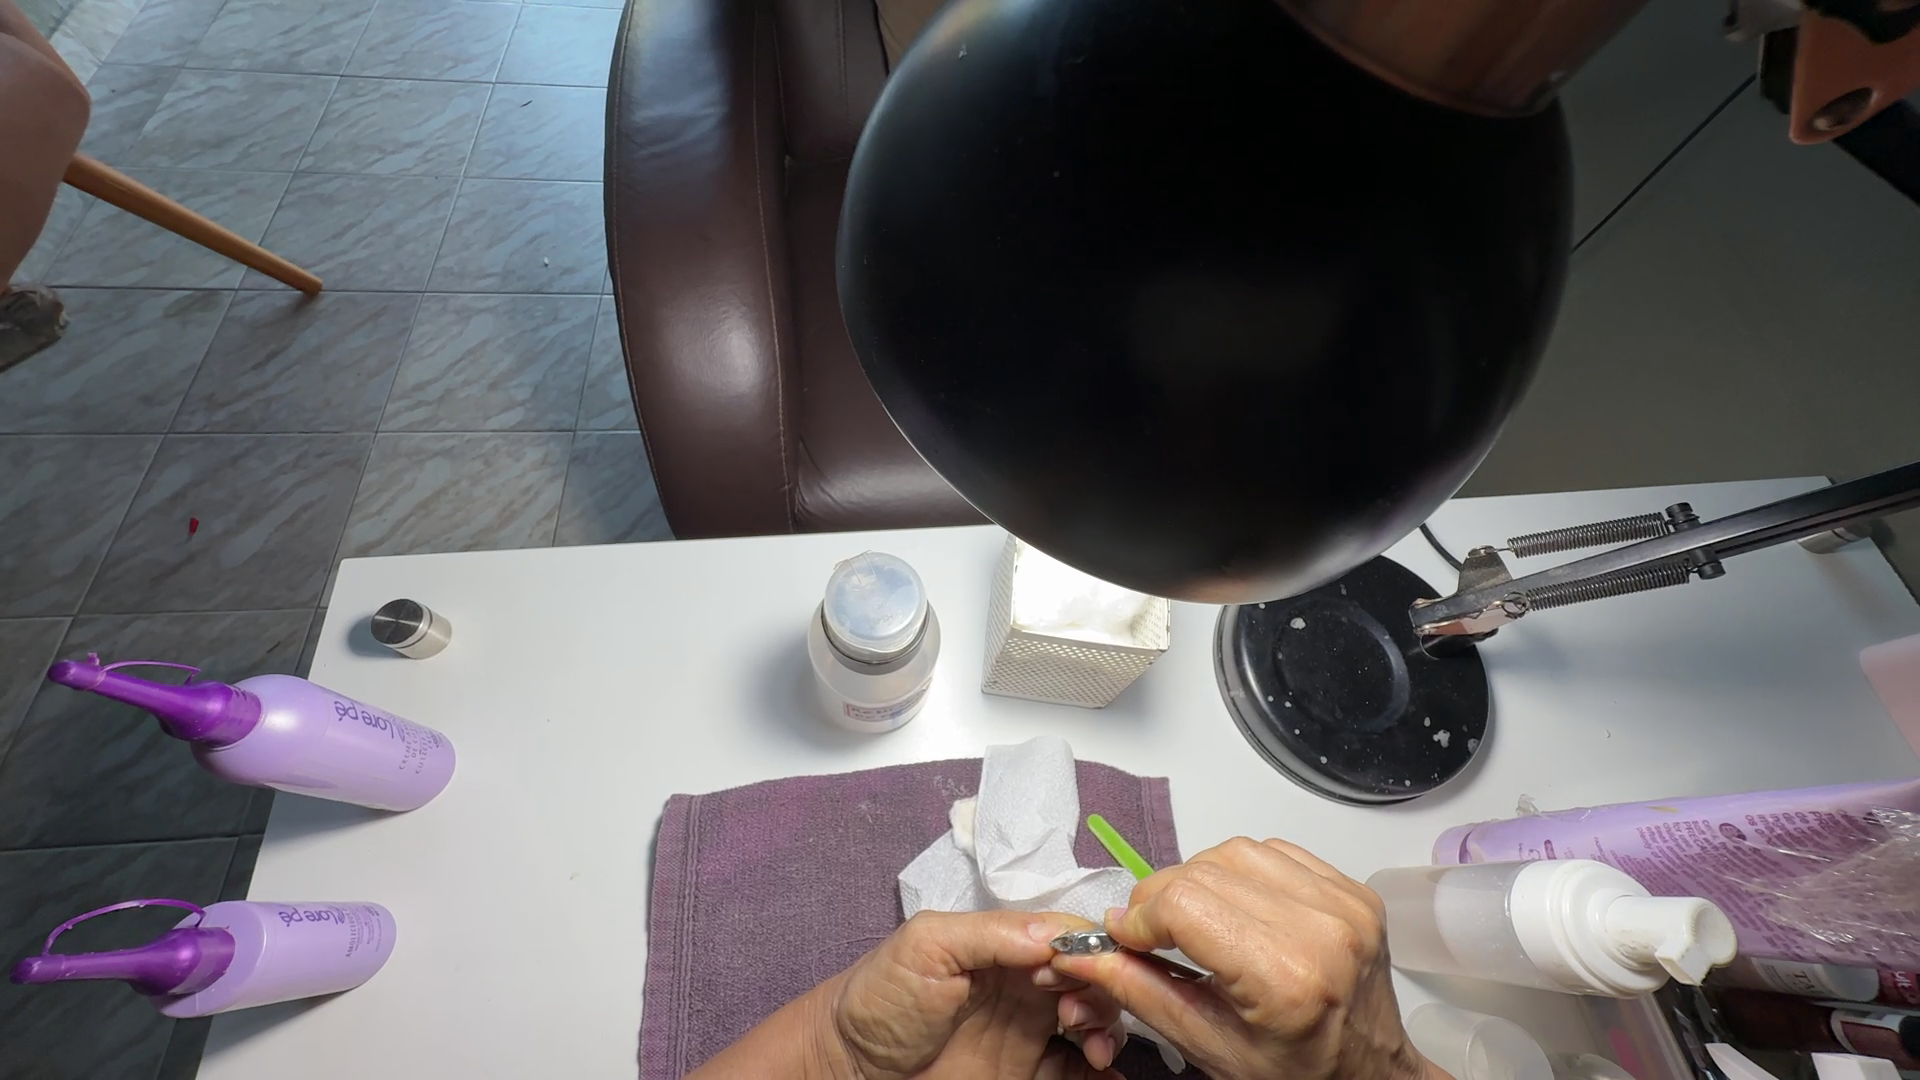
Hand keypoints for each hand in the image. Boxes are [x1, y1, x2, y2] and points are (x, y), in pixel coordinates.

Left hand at [827, 909, 1127, 1079]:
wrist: (849, 1067)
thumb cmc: (882, 994)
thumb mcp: (928, 945)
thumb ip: (988, 934)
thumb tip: (1053, 935)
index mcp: (1003, 941)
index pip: (1063, 934)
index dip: (1083, 949)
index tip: (1074, 974)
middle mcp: (1023, 980)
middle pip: (1087, 975)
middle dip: (1099, 989)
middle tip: (1074, 1016)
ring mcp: (1027, 1029)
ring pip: (1091, 1020)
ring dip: (1105, 1028)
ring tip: (1091, 1049)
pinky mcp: (1025, 1073)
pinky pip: (1074, 1071)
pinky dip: (1099, 1073)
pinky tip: (1104, 1075)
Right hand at [1051, 838, 1443, 1079]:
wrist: (1376, 1077)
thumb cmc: (1294, 1075)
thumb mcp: (1208, 1048)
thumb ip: (1141, 992)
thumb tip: (1084, 953)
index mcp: (1286, 978)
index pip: (1184, 906)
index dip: (1141, 916)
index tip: (1125, 935)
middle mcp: (1320, 929)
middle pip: (1202, 873)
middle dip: (1160, 897)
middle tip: (1150, 929)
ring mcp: (1342, 903)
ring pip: (1232, 851)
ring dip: (1199, 876)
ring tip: (1197, 916)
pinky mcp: (1351, 888)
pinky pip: (1271, 851)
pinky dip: (1240, 869)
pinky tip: (1238, 903)